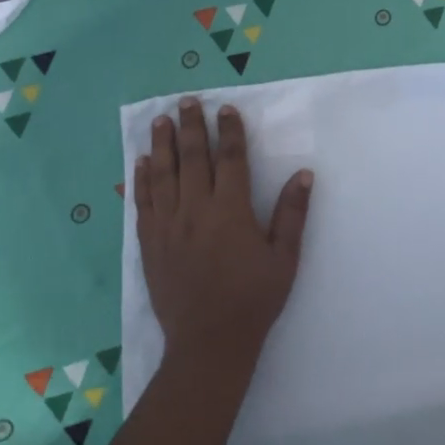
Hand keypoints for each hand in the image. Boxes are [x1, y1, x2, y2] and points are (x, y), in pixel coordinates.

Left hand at [135, 98, 312, 366]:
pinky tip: (141, 163)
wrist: (209, 343)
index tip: (226, 109)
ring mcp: (168, 227)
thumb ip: (292, 213)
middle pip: (192, 159)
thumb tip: (303, 173)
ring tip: (161, 120)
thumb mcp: (285, 258)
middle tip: (188, 101)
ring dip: (162, 145)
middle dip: (190, 127)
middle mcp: (196, 211)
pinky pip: (144, 203)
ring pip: (163, 175)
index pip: (230, 160)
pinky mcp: (150, 244)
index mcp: (231, 211)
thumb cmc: (254, 299)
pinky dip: (142, 180)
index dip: (229, 132)